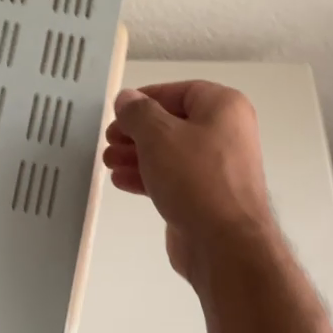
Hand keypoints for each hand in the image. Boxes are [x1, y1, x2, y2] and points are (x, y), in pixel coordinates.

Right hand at [103, 81, 276, 279]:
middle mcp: (224, 133)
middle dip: (137, 132)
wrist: (223, 241)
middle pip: (173, 124)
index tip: (119, 111)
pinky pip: (172, 179)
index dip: (147, 98)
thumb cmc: (195, 178)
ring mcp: (215, 168)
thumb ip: (138, 113)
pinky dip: (147, 177)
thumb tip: (126, 99)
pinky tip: (122, 181)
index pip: (181, 91)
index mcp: (223, 108)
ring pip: (169, 154)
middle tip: (109, 140)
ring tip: (108, 162)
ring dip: (137, 156)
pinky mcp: (204, 197)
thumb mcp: (159, 136)